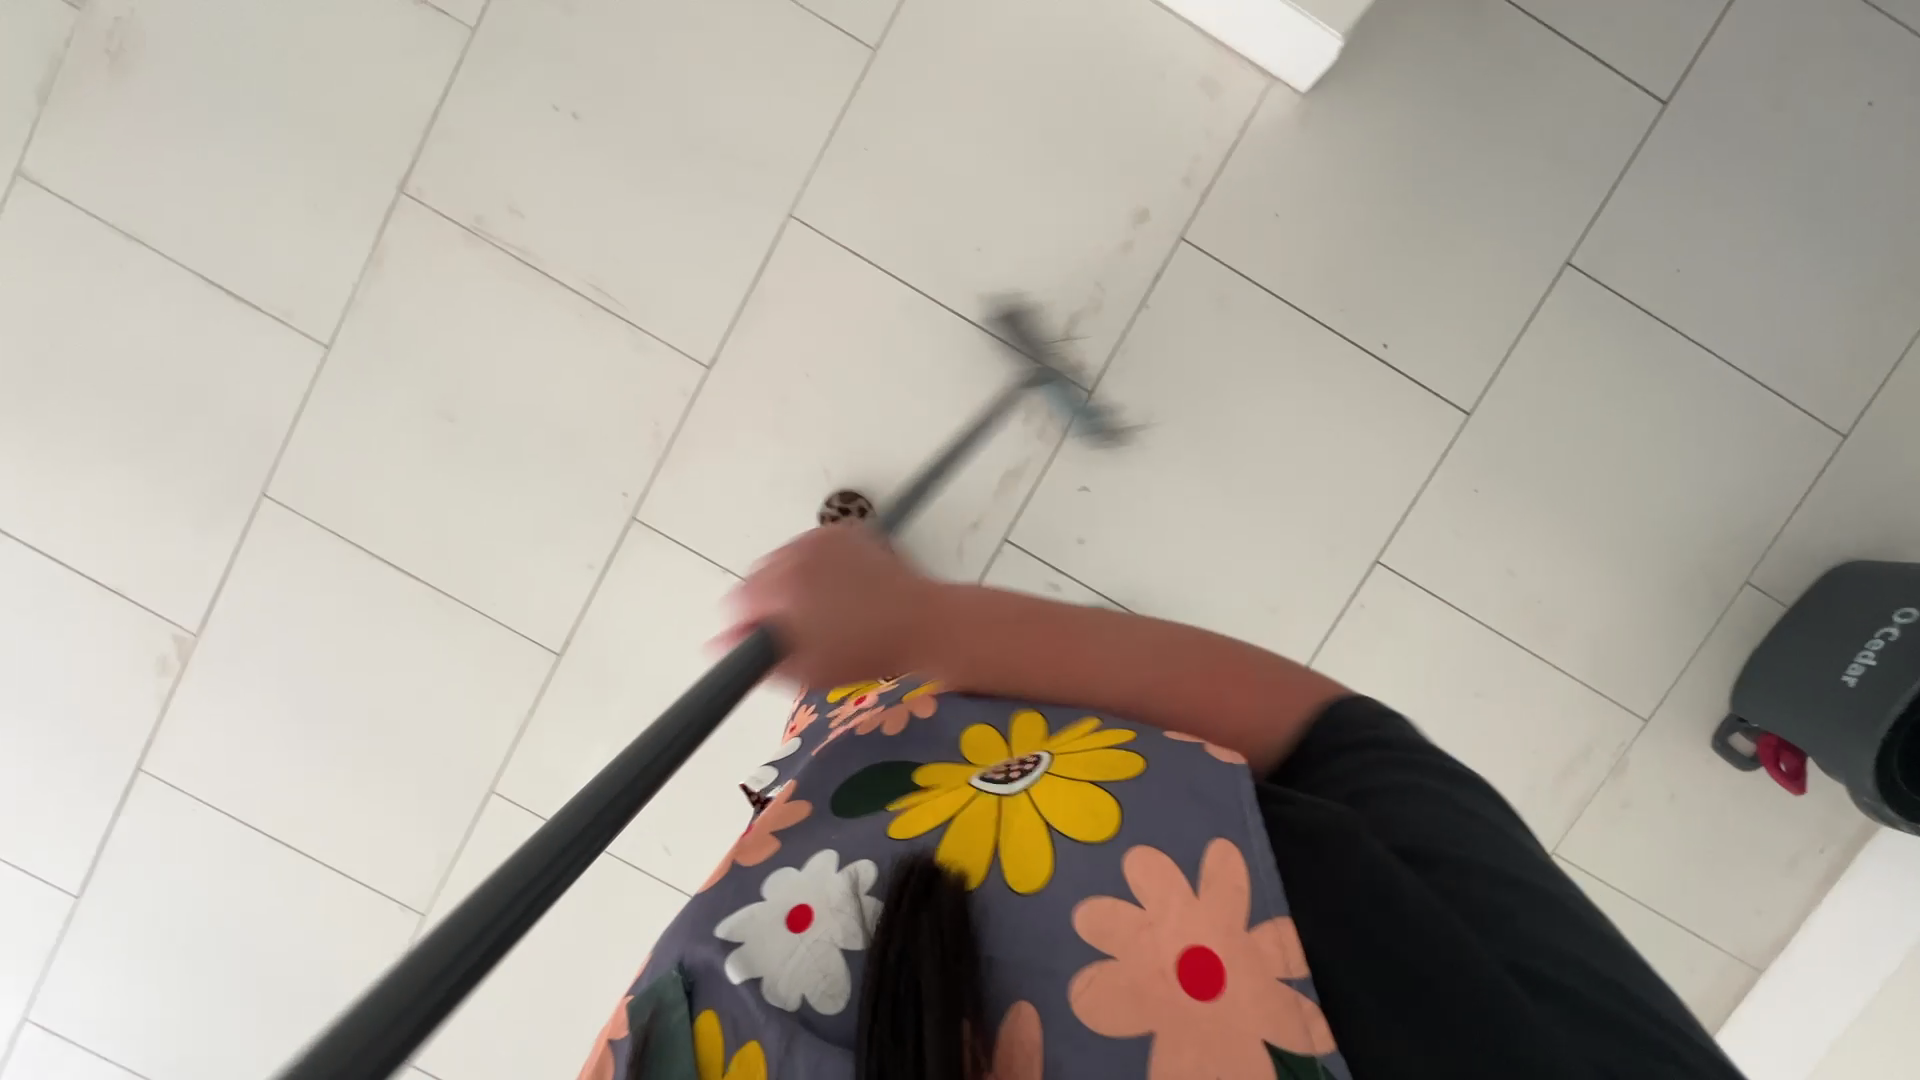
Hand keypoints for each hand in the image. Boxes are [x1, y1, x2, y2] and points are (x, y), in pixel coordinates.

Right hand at [721, 526, 939, 686]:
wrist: (921, 622)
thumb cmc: (865, 651)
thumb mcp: (804, 669)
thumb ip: (752, 657)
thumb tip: (716, 646)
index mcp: (780, 587)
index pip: (735, 602)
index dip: (746, 625)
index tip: (765, 640)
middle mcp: (795, 554)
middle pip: (757, 576)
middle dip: (768, 600)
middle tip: (799, 627)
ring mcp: (821, 537)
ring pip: (784, 559)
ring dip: (791, 580)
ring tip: (823, 608)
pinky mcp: (844, 531)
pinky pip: (812, 547)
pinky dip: (816, 564)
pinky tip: (838, 587)